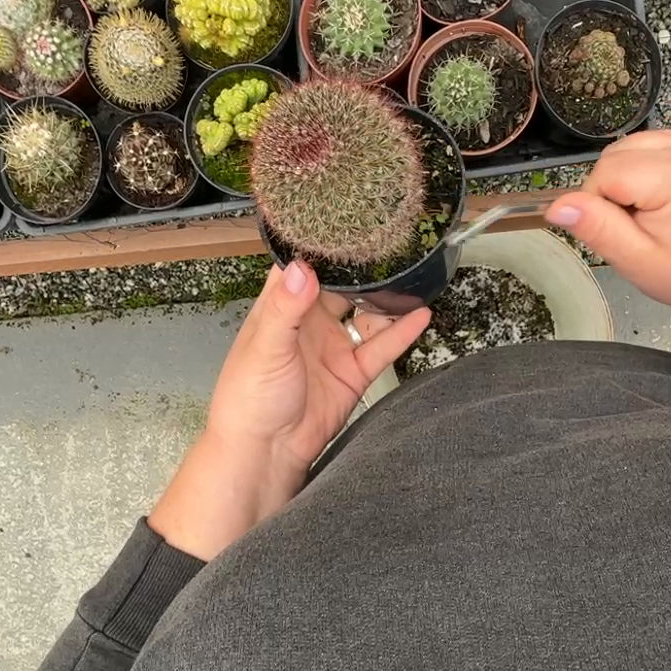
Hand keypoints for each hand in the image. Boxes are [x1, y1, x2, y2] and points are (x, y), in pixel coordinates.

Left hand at [148, 262, 429, 560]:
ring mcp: (333, 347)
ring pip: (367, 313)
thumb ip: (286, 308)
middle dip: (362, 266)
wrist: (266, 452)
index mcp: (279, 308)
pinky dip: (402, 332)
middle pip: (341, 285)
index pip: (301, 264)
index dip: (321, 243)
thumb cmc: (249, 398)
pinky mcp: (353, 372)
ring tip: (412, 272)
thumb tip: (303, 267)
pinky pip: (382, 347)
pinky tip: (421, 313)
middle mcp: (308, 323)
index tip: (345, 218)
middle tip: (389, 241)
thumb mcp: (265, 347)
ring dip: (387, 297)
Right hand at [544, 130, 670, 369]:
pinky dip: (649, 168)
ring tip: (650, 212)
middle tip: (635, 225)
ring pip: (635, 145)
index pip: (607, 172)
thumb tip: (557, 205)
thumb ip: (597, 228)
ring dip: (629, 176)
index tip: (620, 232)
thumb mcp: (635, 261)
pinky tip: (664, 197)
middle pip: (619, 153)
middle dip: (613, 188)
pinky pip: (657, 145)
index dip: (599, 203)